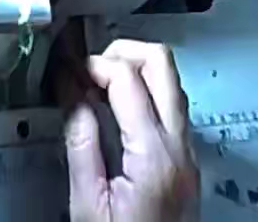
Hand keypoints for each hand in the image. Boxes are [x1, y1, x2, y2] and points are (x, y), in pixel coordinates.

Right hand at [66, 40, 201, 221]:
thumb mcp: (88, 208)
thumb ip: (81, 143)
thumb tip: (71, 90)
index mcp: (154, 157)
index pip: (127, 79)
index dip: (94, 65)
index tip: (67, 71)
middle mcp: (181, 146)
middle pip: (162, 63)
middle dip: (122, 52)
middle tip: (90, 69)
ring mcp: (189, 153)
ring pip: (171, 79)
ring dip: (136, 68)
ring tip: (100, 85)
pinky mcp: (188, 161)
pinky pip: (172, 104)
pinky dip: (146, 90)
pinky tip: (118, 107)